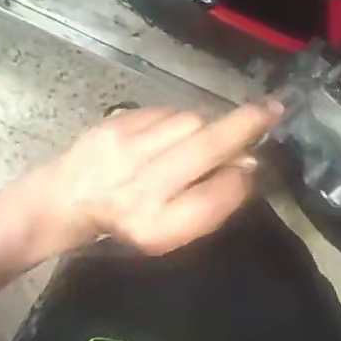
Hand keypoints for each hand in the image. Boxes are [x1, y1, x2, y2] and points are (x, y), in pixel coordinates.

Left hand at [0, 101, 282, 260]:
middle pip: (205, 147)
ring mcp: (123, 150)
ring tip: (206, 135)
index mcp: (156, 225)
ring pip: (189, 121)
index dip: (242, 179)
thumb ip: (210, 201)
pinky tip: (174, 132)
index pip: (214, 197)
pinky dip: (180, 119)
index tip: (258, 165)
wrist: (65, 199)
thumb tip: (248, 162)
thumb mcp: (169, 230)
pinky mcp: (114, 123)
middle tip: (274, 110)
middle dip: (245, 126)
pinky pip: (166, 111)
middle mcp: (139, 188)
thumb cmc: (126, 222)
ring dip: (208, 125)